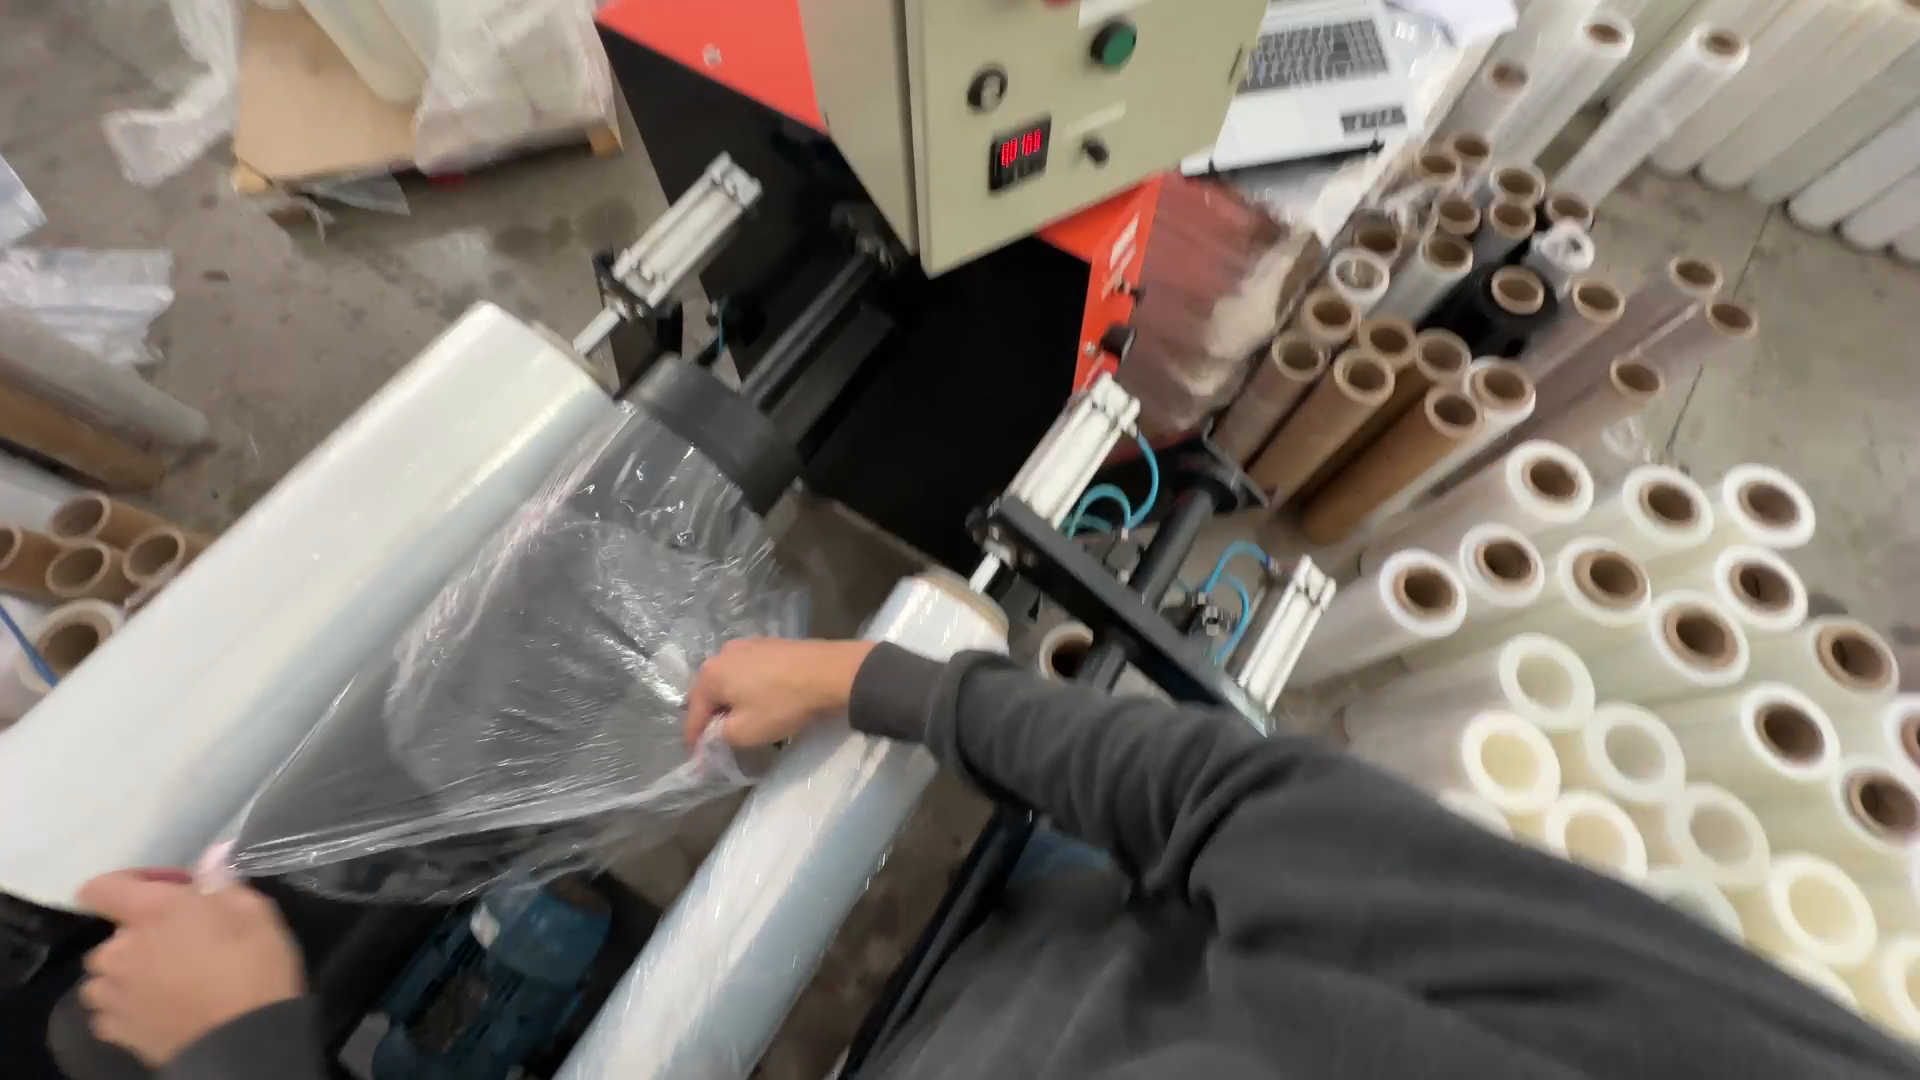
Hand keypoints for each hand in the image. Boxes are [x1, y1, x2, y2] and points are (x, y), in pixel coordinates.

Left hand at [77, 872, 304, 1066]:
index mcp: (154, 913)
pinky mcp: (110, 1025)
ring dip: (140, 965)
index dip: (132, 881)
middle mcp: (118, 949)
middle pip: (119, 932)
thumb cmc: (254, 961)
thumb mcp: (257, 911)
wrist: (240, 1035)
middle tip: (196, 939)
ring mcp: (109, 992)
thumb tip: (213, 854)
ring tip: (183, 973)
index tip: (175, 888)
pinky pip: (117, 1000)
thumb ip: (224, 882)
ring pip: (114, 969)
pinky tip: (173, 999)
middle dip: (151, 932)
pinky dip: (137, 996)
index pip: (104, 886)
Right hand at [686, 638, 874, 748]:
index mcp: (711, 673)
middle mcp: (725, 652)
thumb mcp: (745, 732)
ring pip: (732, 679)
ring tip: (741, 719)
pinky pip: (751, 670)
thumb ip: (719, 737)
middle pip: (711, 691)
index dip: (694, 737)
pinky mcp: (773, 643)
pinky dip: (751, 686)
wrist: (832, 672)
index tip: (698, 756)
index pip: (694, 712)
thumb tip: (711, 737)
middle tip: (718, 738)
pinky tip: (762, 699)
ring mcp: (750, 644)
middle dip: (713, 715)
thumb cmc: (783, 704)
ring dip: (733, 699)